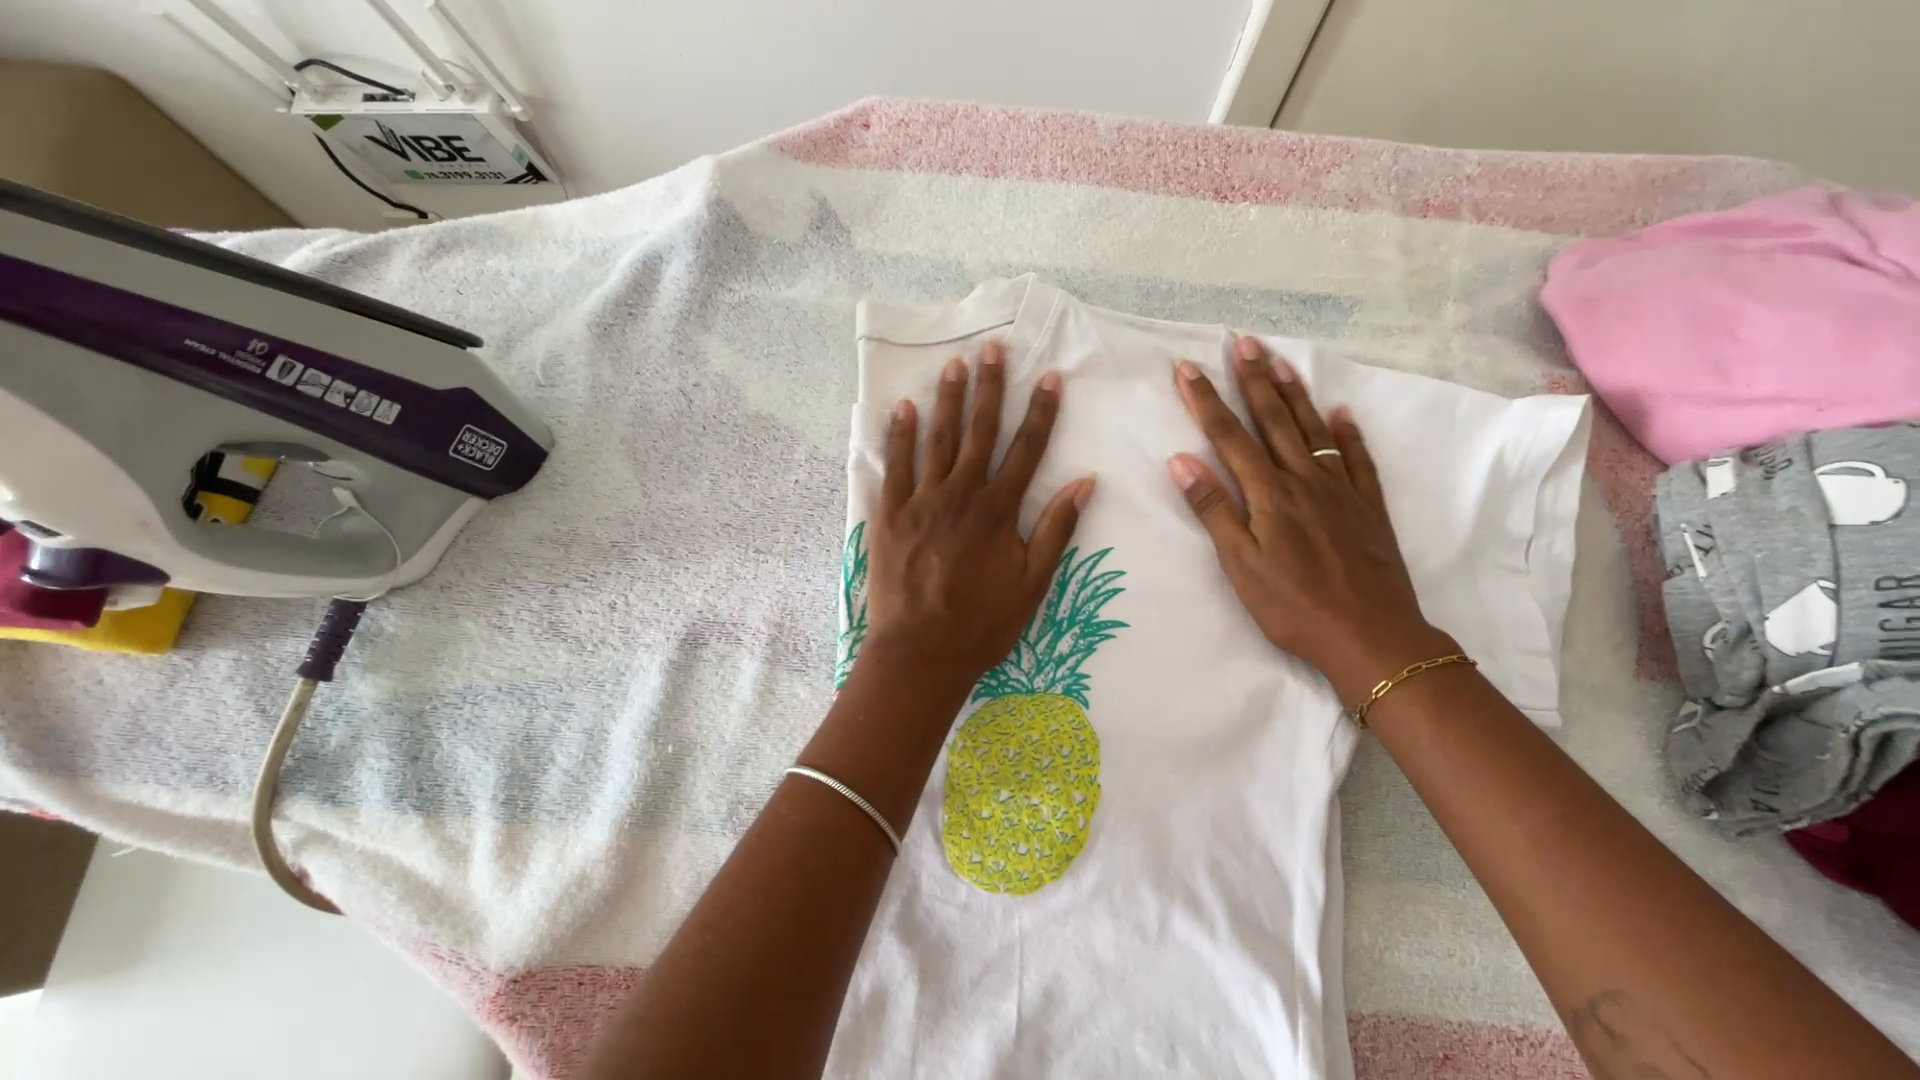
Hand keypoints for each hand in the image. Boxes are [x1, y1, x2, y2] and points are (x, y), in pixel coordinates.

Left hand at [864, 341, 1094, 687]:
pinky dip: (900, 435)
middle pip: (979, 431)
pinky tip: (905, 408)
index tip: (1050, 377)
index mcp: (999, 511)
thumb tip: (1084, 482)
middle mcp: (961, 495)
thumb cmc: (982, 625)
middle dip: (990, 387)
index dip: (1041, 411)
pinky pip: (896, 466)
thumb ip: (1056, 530)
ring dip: (947, 399)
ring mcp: (922, 502)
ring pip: (938, 439)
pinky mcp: (890, 515)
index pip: (1027, 449)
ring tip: (954, 364)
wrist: (920, 653)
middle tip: (993, 348)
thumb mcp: (1033, 584)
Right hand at [1167, 336, 1454, 703]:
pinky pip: (1358, 458)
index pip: (1229, 437)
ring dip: (1295, 394)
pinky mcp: (1369, 507)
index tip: (1187, 367)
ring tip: (1281, 361)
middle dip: (1253, 380)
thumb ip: (1213, 510)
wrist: (1371, 634)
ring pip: (1314, 430)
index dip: (1206, 400)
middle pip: (1274, 421)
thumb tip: (1182, 460)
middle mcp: (1304, 480)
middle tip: (1242, 342)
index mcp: (1268, 494)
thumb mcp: (1241, 566)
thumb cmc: (1294, 607)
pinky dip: (1348, 432)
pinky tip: (1342, 412)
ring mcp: (1341, 490)